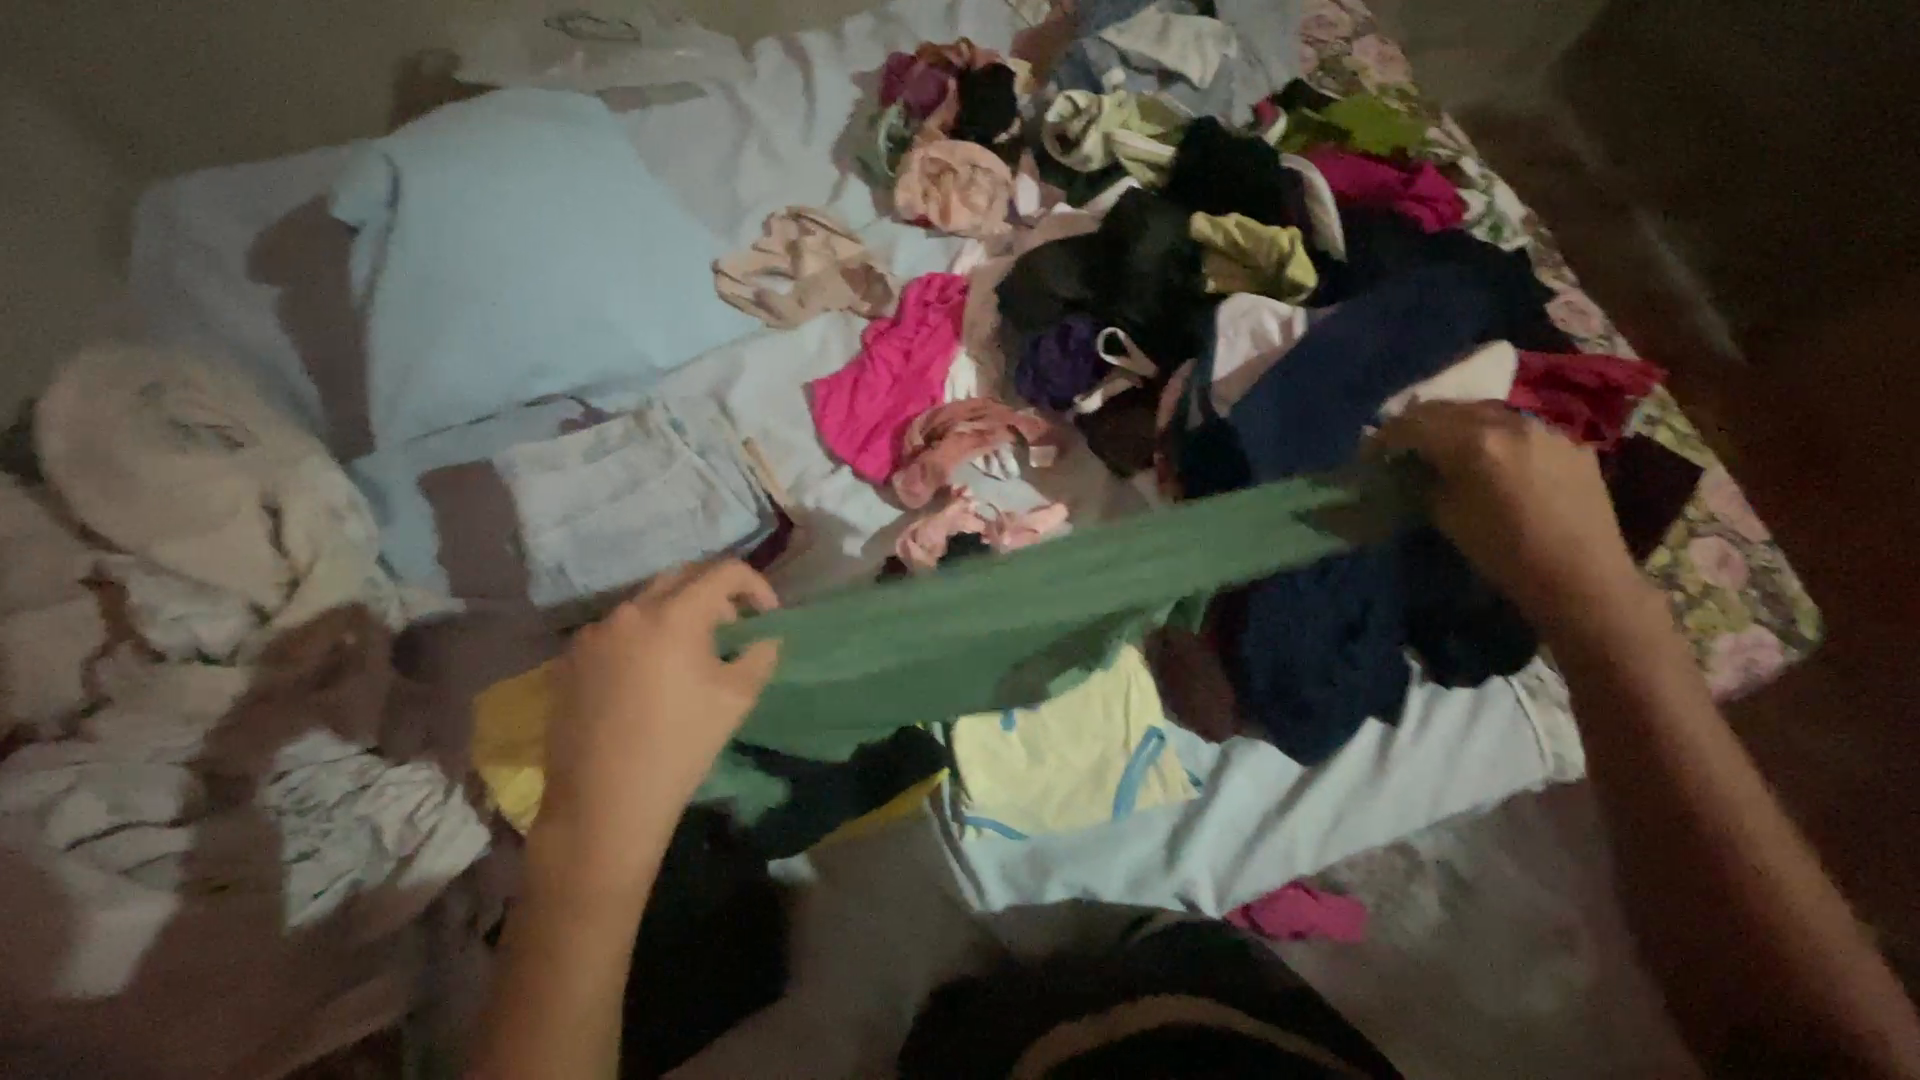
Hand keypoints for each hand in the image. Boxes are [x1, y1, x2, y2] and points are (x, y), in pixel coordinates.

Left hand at [535, 560, 779, 893]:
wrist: (605, 801)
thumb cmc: (681, 746)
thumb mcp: (737, 699)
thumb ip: (760, 655)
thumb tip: (764, 637)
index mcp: (674, 615)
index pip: (724, 571)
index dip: (755, 585)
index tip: (765, 616)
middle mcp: (629, 611)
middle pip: (682, 576)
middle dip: (715, 594)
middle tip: (731, 629)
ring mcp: (593, 634)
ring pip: (645, 603)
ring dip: (675, 615)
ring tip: (689, 656)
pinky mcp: (569, 659)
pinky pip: (615, 631)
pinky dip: (641, 638)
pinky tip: (647, 679)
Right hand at [1373, 400, 1649, 635]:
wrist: (1581, 579)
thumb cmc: (1504, 554)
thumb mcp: (1446, 517)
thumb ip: (1426, 481)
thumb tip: (1413, 468)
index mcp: (1474, 441)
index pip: (1413, 423)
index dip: (1385, 436)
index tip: (1370, 453)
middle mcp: (1510, 422)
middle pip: (1448, 408)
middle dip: (1418, 424)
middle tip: (1401, 446)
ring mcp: (1545, 428)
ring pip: (1486, 411)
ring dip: (1457, 424)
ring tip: (1444, 447)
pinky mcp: (1570, 442)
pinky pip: (1520, 428)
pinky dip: (1494, 435)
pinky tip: (1492, 460)